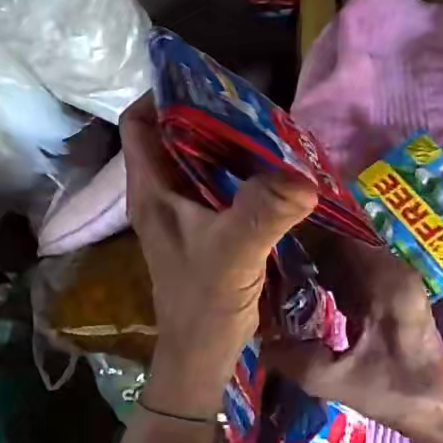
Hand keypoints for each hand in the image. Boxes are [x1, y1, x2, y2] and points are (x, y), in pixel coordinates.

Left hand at [121, 96, 316, 415]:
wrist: (202, 358)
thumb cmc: (203, 303)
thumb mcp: (233, 252)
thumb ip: (263, 212)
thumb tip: (302, 175)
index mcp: (151, 189)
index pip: (140, 122)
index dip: (165, 96)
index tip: (209, 83)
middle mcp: (162, 193)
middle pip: (175, 134)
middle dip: (209, 114)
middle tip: (253, 102)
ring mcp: (183, 211)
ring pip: (200, 159)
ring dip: (229, 143)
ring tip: (269, 127)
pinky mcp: (206, 227)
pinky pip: (221, 184)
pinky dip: (242, 170)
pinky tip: (274, 169)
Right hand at [263, 237, 442, 441]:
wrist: (437, 411)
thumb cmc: (393, 392)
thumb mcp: (335, 380)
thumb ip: (292, 359)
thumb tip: (254, 337)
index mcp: (385, 279)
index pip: (337, 236)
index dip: (301, 232)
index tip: (265, 233)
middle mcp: (391, 269)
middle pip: (340, 242)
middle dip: (302, 243)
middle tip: (262, 247)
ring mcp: (393, 279)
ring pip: (344, 255)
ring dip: (312, 257)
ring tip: (273, 260)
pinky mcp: (389, 292)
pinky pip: (352, 270)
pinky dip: (326, 272)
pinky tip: (297, 281)